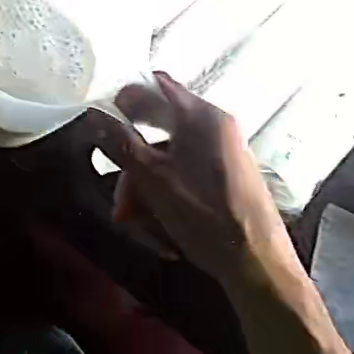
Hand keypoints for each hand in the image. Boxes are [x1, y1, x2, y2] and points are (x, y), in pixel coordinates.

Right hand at [87, 73, 295, 283]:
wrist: (259, 267)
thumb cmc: (204, 215)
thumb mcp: (152, 179)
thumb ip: (120, 143)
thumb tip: (94, 115)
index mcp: (202, 117)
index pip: (156, 86)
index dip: (125, 99)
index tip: (101, 121)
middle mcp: (216, 129)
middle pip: (157, 133)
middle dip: (131, 168)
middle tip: (119, 203)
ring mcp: (224, 155)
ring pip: (167, 162)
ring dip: (145, 192)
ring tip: (137, 225)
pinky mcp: (228, 180)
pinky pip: (184, 178)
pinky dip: (166, 199)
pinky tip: (160, 232)